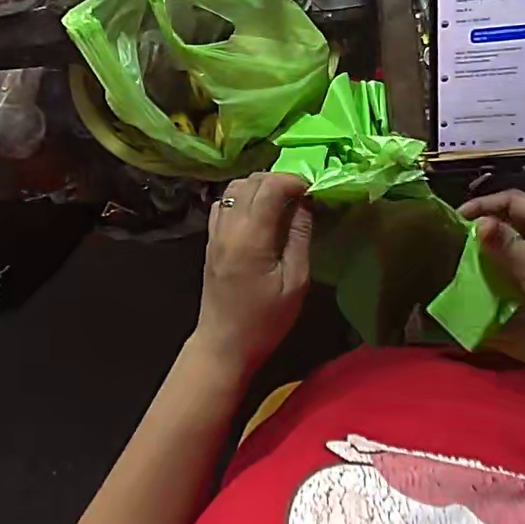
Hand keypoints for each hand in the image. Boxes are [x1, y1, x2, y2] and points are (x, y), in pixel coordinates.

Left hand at [191, 172, 313, 377]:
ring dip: (260, 185)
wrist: (224, 344)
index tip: (313, 190)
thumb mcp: (295, 282)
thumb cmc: (265, 320)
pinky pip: (224, 203)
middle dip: (278, 179)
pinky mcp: (211, 239)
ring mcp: (215, 231)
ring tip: (283, 201)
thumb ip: (300, 237)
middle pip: (250, 181)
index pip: (269, 187)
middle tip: (302, 194)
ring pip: (234, 188)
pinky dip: (243, 197)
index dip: (293, 180)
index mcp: (250, 237)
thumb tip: (306, 203)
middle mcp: (228, 227)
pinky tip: (260, 212)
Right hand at [459, 190, 524, 372]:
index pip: (514, 200)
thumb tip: (478, 222)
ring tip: (468, 252)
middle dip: (487, 223)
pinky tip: (491, 269)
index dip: (483, 205)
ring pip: (520, 236)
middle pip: (517, 215)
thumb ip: (507, 247)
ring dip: (496, 242)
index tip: (455, 219)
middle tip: (457, 237)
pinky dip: (507, 258)